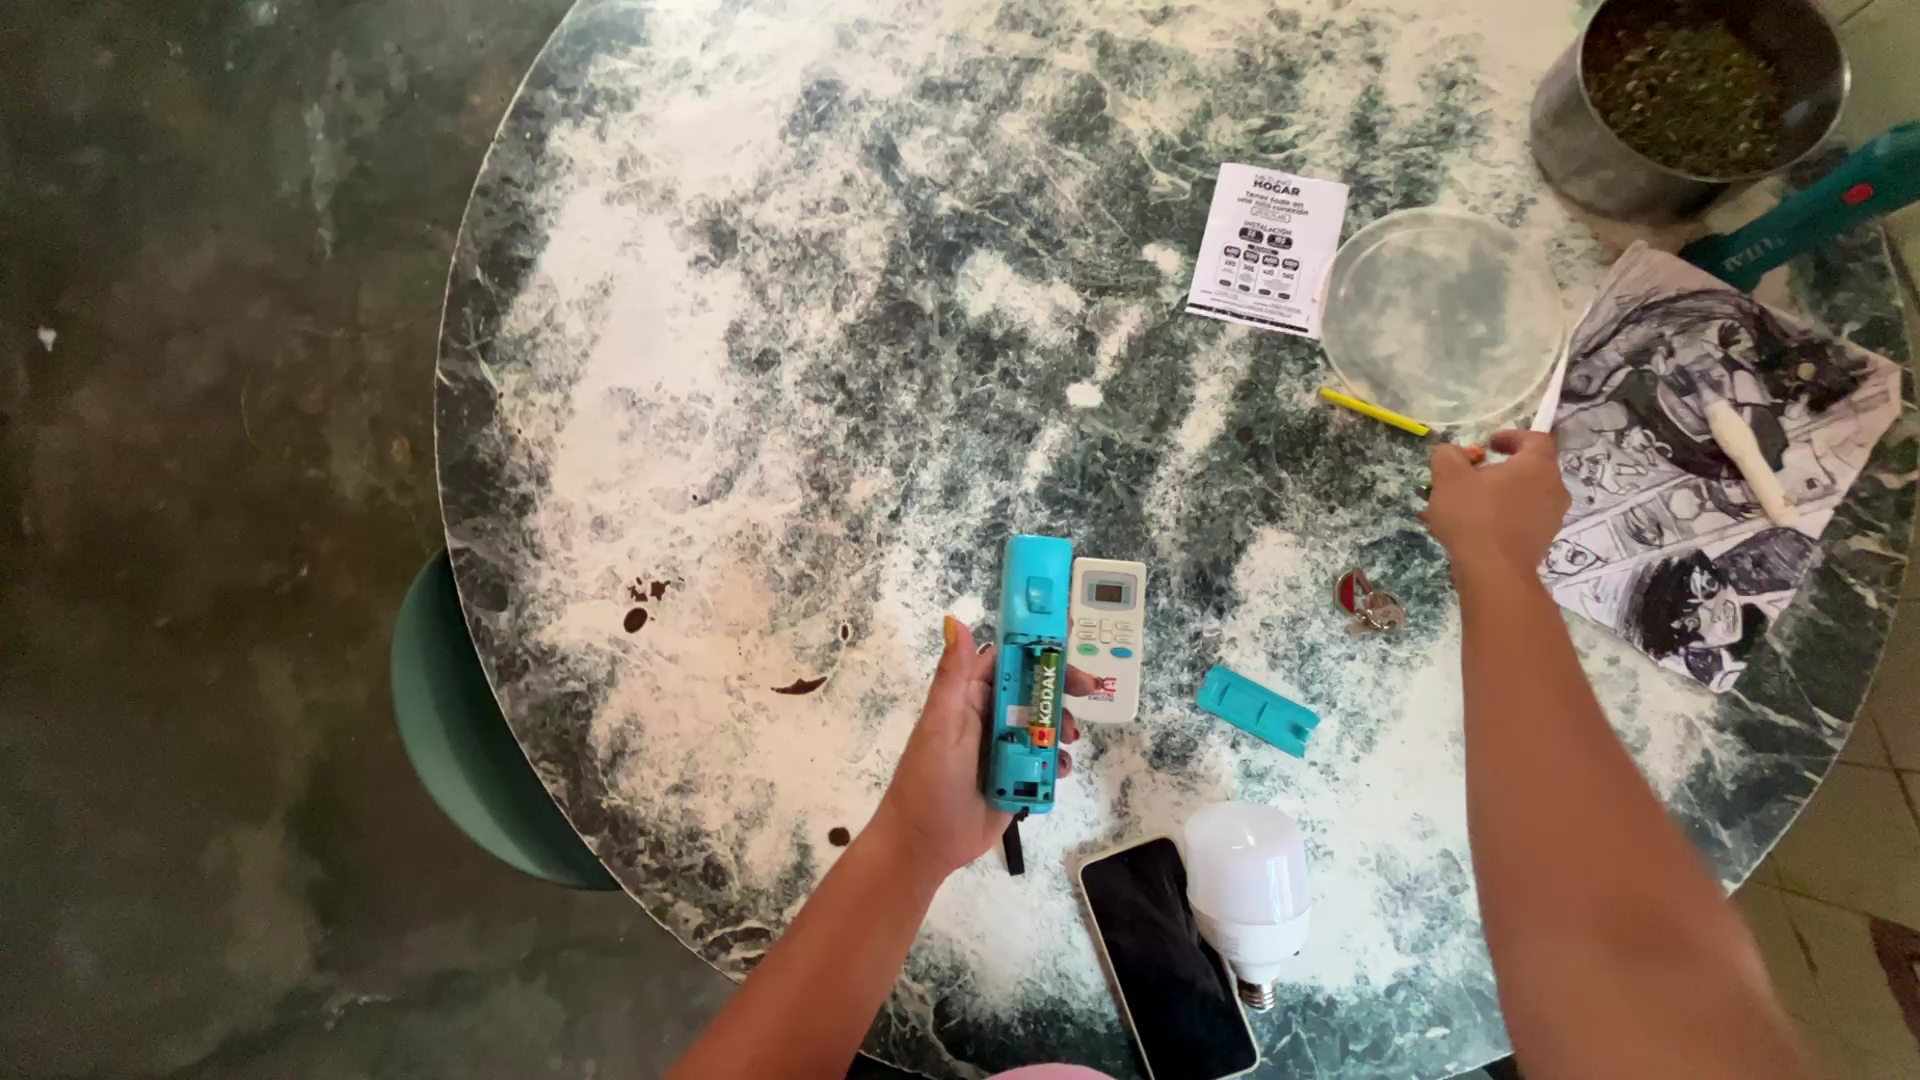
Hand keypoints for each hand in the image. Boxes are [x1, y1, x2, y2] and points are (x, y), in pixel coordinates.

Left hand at [869, 616, 1086, 881]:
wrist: (925, 845)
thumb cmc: (928, 779)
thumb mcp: (941, 723)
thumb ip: (954, 675)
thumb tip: (954, 620)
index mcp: (969, 695)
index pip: (1007, 657)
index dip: (1036, 644)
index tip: (1067, 635)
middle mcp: (989, 715)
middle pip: (1034, 688)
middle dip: (1062, 685)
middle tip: (1088, 688)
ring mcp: (1005, 746)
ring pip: (1045, 723)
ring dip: (1063, 724)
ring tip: (1069, 739)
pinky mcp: (1017, 775)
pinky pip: (1046, 760)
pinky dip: (1058, 760)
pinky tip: (1060, 770)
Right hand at [1422, 430, 1570, 577]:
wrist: (1493, 569)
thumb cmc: (1473, 515)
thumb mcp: (1448, 477)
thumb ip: (1448, 456)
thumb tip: (1451, 452)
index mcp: (1537, 466)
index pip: (1534, 439)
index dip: (1511, 436)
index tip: (1488, 442)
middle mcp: (1553, 487)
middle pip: (1527, 469)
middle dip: (1496, 470)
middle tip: (1468, 478)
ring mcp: (1551, 516)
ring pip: (1520, 496)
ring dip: (1494, 495)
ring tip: (1460, 507)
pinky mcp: (1542, 540)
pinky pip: (1518, 519)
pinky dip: (1497, 517)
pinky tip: (1468, 529)